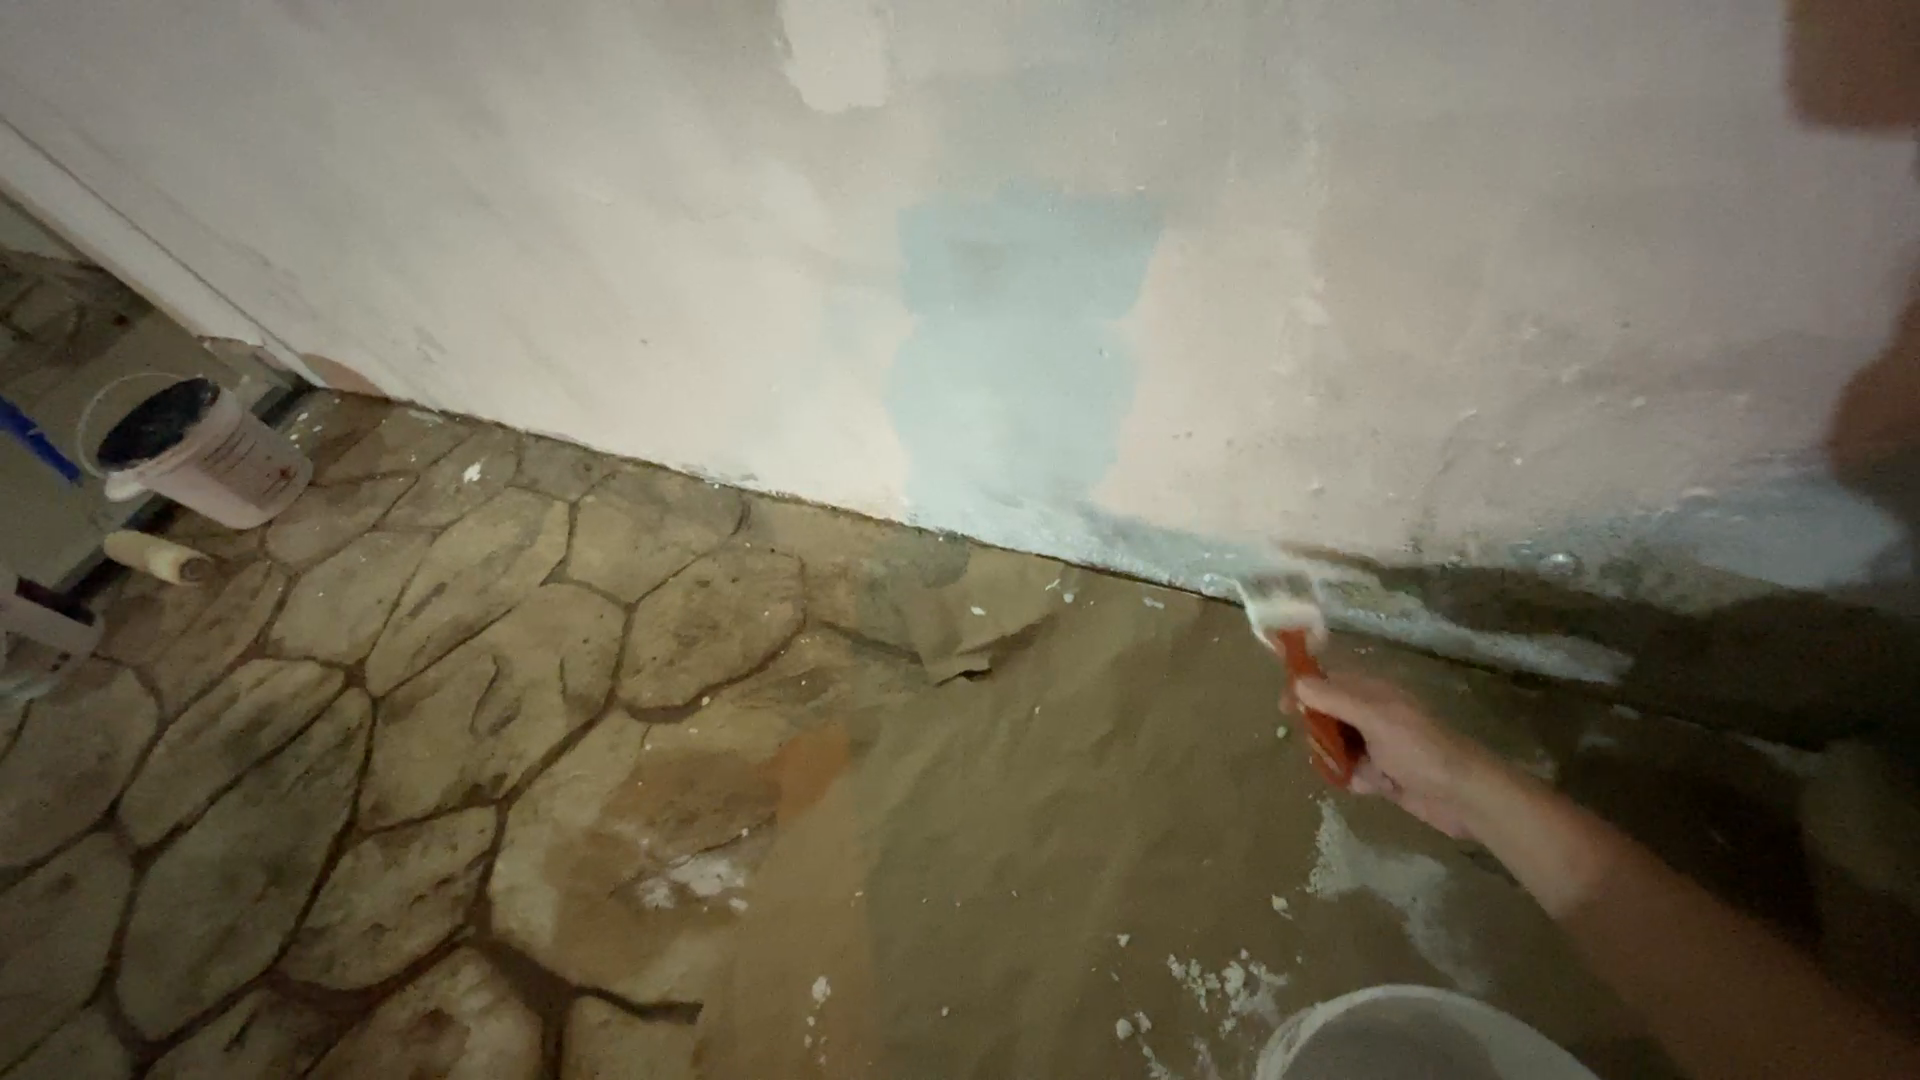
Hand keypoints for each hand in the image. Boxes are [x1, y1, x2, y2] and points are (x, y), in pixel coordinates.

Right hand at [1294, 675, 1499, 838]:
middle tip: (1317, 744)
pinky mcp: (1383, 774)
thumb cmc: (1420, 749)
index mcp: (1373, 693)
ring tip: (1346, 768)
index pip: (1328, 681)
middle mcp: (1372, 715)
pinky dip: (1352, 778)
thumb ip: (1334, 699)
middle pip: (1327, 714)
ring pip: (1335, 745)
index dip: (1304, 690)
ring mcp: (1377, 745)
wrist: (1466, 797)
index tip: (1285, 707)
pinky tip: (1367, 785)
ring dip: (1333, 757)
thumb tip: (1296, 682)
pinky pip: (1351, 771)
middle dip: (1317, 729)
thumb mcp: (1374, 718)